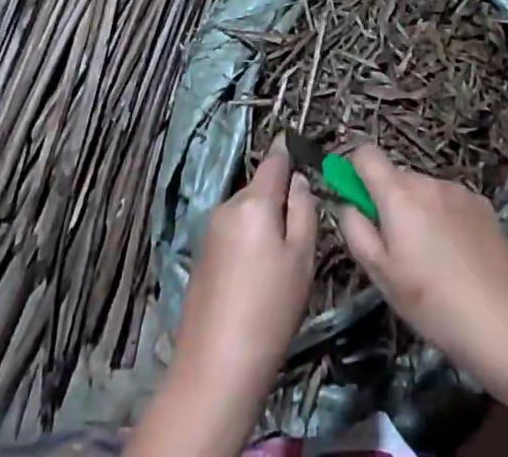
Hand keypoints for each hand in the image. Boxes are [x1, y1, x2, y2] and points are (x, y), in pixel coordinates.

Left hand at [171, 137, 316, 403]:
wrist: (217, 363)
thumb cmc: (271, 308)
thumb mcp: (301, 258)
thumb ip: (304, 211)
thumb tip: (297, 181)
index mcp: (253, 202)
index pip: (273, 161)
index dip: (288, 151)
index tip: (299, 143)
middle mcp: (226, 206)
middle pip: (260, 188)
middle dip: (280, 196)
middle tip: (304, 228)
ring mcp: (210, 230)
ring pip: (247, 211)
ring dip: (265, 219)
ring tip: (284, 258)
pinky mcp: (203, 253)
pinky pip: (234, 230)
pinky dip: (250, 238)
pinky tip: (259, 273)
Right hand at [336, 144, 507, 368]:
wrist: (507, 322)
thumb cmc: (432, 302)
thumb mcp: (380, 273)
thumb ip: (355, 230)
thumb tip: (350, 205)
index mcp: (399, 194)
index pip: (366, 154)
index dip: (354, 170)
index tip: (357, 201)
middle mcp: (429, 182)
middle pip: (396, 176)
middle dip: (388, 200)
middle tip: (395, 246)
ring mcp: (460, 192)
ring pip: (424, 191)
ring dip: (417, 210)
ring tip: (430, 257)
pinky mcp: (484, 206)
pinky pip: (449, 202)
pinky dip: (443, 218)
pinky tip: (457, 257)